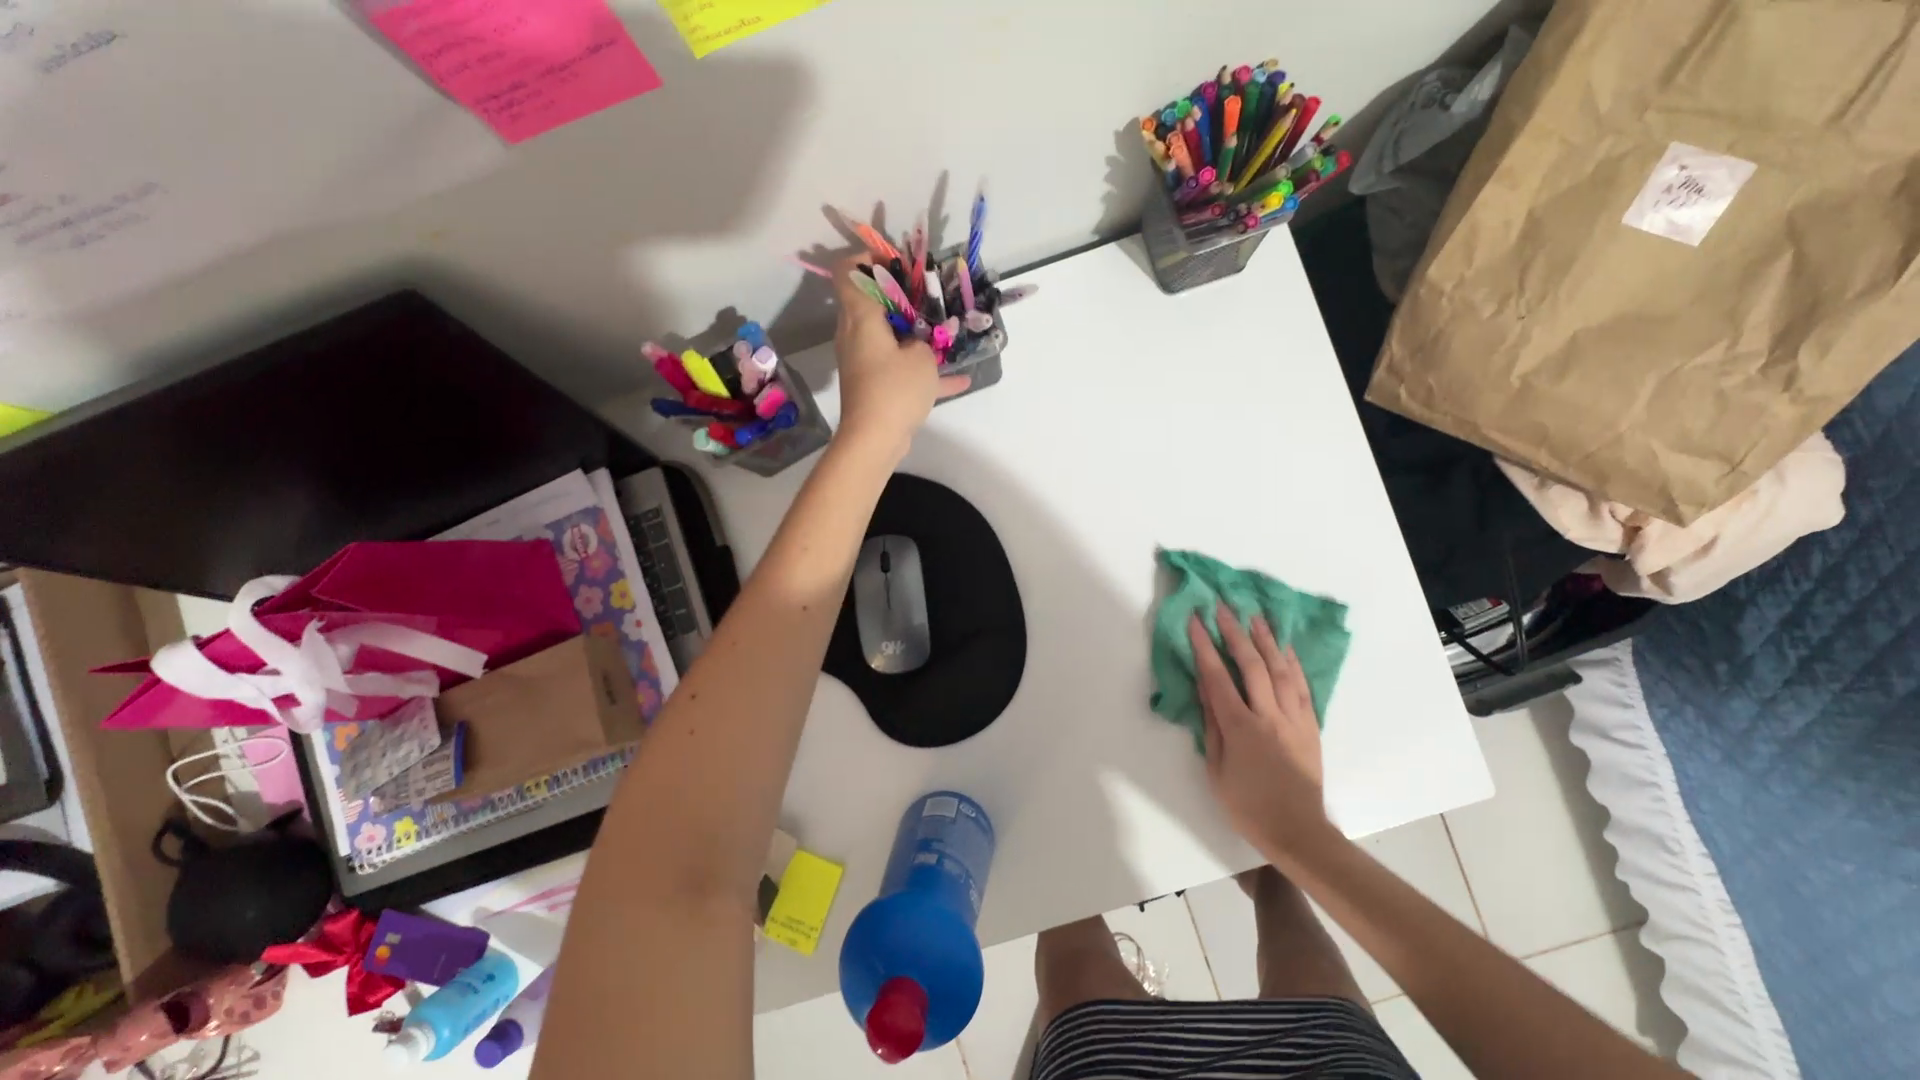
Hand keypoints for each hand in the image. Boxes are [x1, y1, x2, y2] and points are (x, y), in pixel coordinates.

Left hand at [830, 256, 967, 457]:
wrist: (874, 440)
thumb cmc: (895, 389)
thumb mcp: (922, 357)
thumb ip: (925, 338)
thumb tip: (920, 339)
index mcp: (860, 317)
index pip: (848, 272)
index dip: (868, 259)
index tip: (898, 263)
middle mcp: (855, 333)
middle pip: (870, 300)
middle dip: (900, 294)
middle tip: (929, 296)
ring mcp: (862, 359)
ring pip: (886, 333)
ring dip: (912, 329)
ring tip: (944, 330)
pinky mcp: (872, 383)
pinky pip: (898, 367)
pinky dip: (922, 369)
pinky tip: (959, 379)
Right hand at [1190, 604, 1332, 860]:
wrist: (1296, 830)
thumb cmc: (1247, 805)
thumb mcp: (1216, 769)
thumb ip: (1212, 725)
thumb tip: (1205, 689)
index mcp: (1240, 728)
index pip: (1218, 678)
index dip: (1205, 647)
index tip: (1196, 621)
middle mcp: (1269, 716)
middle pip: (1252, 665)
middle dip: (1235, 633)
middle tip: (1223, 608)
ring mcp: (1294, 718)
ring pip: (1281, 669)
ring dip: (1266, 640)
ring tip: (1254, 617)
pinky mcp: (1310, 725)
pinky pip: (1302, 686)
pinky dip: (1292, 662)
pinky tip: (1284, 647)